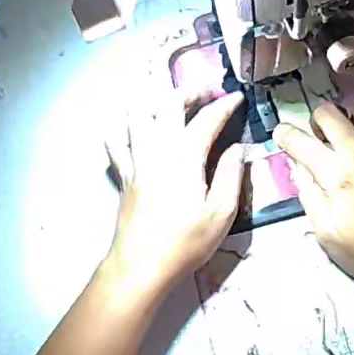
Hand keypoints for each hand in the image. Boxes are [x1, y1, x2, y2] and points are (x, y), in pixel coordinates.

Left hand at [103, 90, 247, 297]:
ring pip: (137, 114)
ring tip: (171, 102)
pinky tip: (134, 128)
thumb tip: (236, 148)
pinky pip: (116, 141)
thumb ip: (230, 175)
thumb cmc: (185, 243)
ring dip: (154, 100)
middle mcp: (156, 150)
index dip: (224, 104)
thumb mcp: (221, 213)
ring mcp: (135, 160)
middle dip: (189, 90)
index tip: (237, 97)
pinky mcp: (122, 174)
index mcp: (184, 157)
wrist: (140, 265)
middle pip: (167, 103)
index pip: (207, 118)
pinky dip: (124, 127)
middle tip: (206, 92)